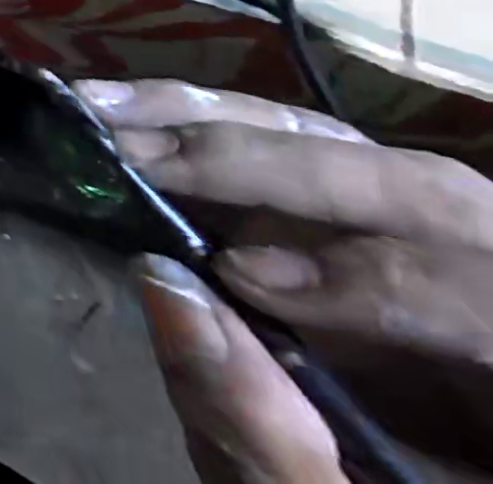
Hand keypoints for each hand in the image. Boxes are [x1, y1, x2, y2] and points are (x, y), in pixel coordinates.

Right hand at [75, 79, 492, 480]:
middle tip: (135, 154)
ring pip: (341, 145)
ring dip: (211, 122)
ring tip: (100, 108)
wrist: (334, 478)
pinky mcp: (325, 222)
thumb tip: (160, 284)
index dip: (383, 275)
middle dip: (265, 161)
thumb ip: (260, 427)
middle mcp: (485, 277)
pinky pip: (281, 149)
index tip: (235, 275)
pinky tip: (120, 114)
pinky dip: (195, 126)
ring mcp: (401, 239)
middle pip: (422, 190)